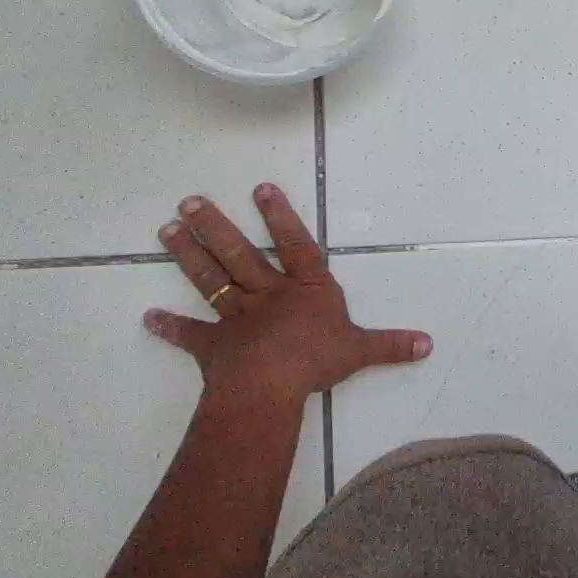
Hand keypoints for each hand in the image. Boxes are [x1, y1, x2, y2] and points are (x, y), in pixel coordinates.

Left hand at [144, 184, 431, 405]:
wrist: (268, 388)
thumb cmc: (315, 360)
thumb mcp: (361, 350)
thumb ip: (391, 344)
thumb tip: (429, 344)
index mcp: (306, 288)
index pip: (296, 244)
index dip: (281, 217)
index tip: (261, 189)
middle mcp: (269, 294)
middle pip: (240, 254)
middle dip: (216, 226)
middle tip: (190, 201)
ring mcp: (237, 318)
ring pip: (212, 280)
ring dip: (189, 256)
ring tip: (168, 230)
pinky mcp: (214, 346)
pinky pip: (191, 333)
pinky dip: (170, 327)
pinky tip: (148, 318)